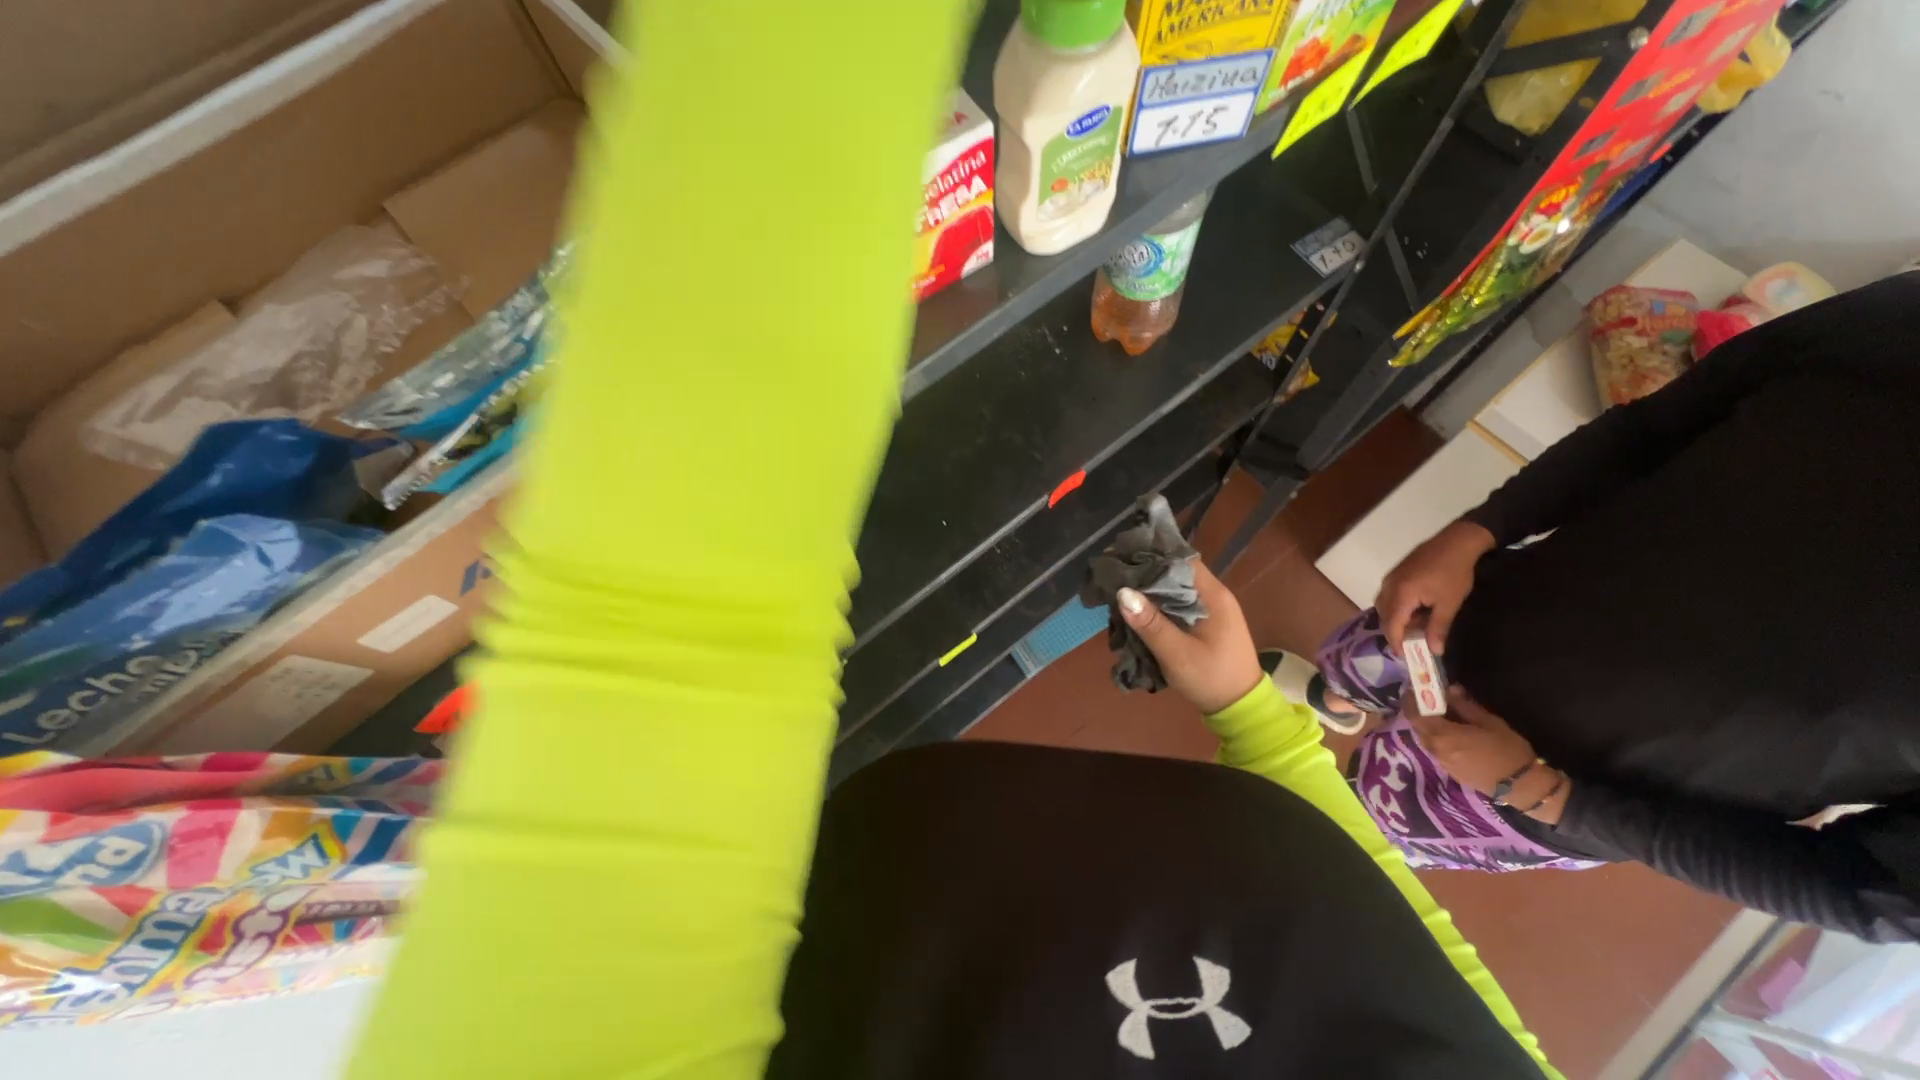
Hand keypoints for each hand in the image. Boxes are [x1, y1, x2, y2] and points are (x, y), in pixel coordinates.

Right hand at [1117, 560, 1262, 714]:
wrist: (1240, 708)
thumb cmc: (1212, 679)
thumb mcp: (1178, 654)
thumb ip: (1151, 624)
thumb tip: (1122, 591)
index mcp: (1213, 596)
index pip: (1181, 560)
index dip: (1152, 555)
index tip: (1122, 557)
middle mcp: (1213, 596)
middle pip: (1175, 573)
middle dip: (1144, 574)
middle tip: (1112, 578)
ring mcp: (1210, 610)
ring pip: (1174, 590)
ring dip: (1149, 592)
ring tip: (1117, 595)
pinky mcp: (1204, 624)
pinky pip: (1177, 605)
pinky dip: (1157, 607)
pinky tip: (1136, 614)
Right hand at [1376, 520, 1495, 655]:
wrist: (1457, 541)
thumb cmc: (1455, 573)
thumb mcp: (1450, 603)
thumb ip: (1438, 628)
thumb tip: (1434, 651)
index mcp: (1401, 595)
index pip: (1392, 626)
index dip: (1397, 643)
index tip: (1406, 658)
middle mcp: (1389, 587)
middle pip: (1384, 617)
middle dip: (1395, 633)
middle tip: (1411, 646)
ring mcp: (1390, 578)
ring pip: (1384, 606)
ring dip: (1396, 621)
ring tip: (1414, 630)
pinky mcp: (1395, 573)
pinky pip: (1388, 596)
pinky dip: (1396, 609)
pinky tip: (1413, 612)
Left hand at [1409, 687, 1567, 822]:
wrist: (1521, 785)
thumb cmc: (1507, 749)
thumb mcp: (1488, 721)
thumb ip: (1464, 705)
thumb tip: (1449, 689)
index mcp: (1442, 735)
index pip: (1414, 714)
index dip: (1411, 699)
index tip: (1414, 688)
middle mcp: (1435, 749)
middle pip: (1417, 726)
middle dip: (1419, 711)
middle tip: (1428, 698)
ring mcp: (1441, 762)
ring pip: (1425, 738)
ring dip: (1427, 724)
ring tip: (1440, 712)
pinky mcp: (1449, 771)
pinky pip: (1435, 748)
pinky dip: (1436, 736)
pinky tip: (1450, 731)